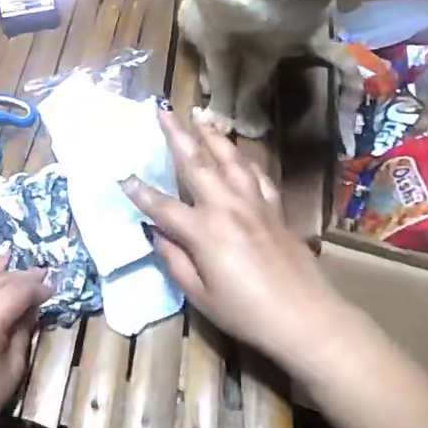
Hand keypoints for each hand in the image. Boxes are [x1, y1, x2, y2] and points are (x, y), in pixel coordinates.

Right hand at [121, 109, 349, 364]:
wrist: (305, 317)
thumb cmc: (247, 313)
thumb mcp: (200, 295)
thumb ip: (175, 260)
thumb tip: (157, 233)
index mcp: (203, 231)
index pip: (162, 205)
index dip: (139, 192)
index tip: (122, 176)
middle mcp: (226, 206)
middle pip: (196, 163)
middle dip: (176, 134)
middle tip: (163, 110)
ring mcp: (254, 204)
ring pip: (230, 159)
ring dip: (213, 135)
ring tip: (200, 115)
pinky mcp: (274, 209)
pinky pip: (257, 175)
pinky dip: (245, 160)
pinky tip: (238, 153)